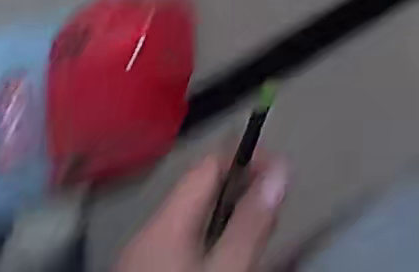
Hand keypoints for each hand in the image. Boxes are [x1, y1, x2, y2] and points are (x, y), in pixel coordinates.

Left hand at [117, 155, 287, 271]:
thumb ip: (253, 222)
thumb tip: (281, 170)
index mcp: (164, 224)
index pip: (209, 164)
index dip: (246, 158)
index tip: (280, 172)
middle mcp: (146, 236)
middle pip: (200, 193)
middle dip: (240, 194)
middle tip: (273, 211)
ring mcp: (138, 263)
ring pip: (192, 222)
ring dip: (227, 222)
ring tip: (255, 242)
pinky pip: (180, 248)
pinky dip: (209, 246)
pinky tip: (225, 264)